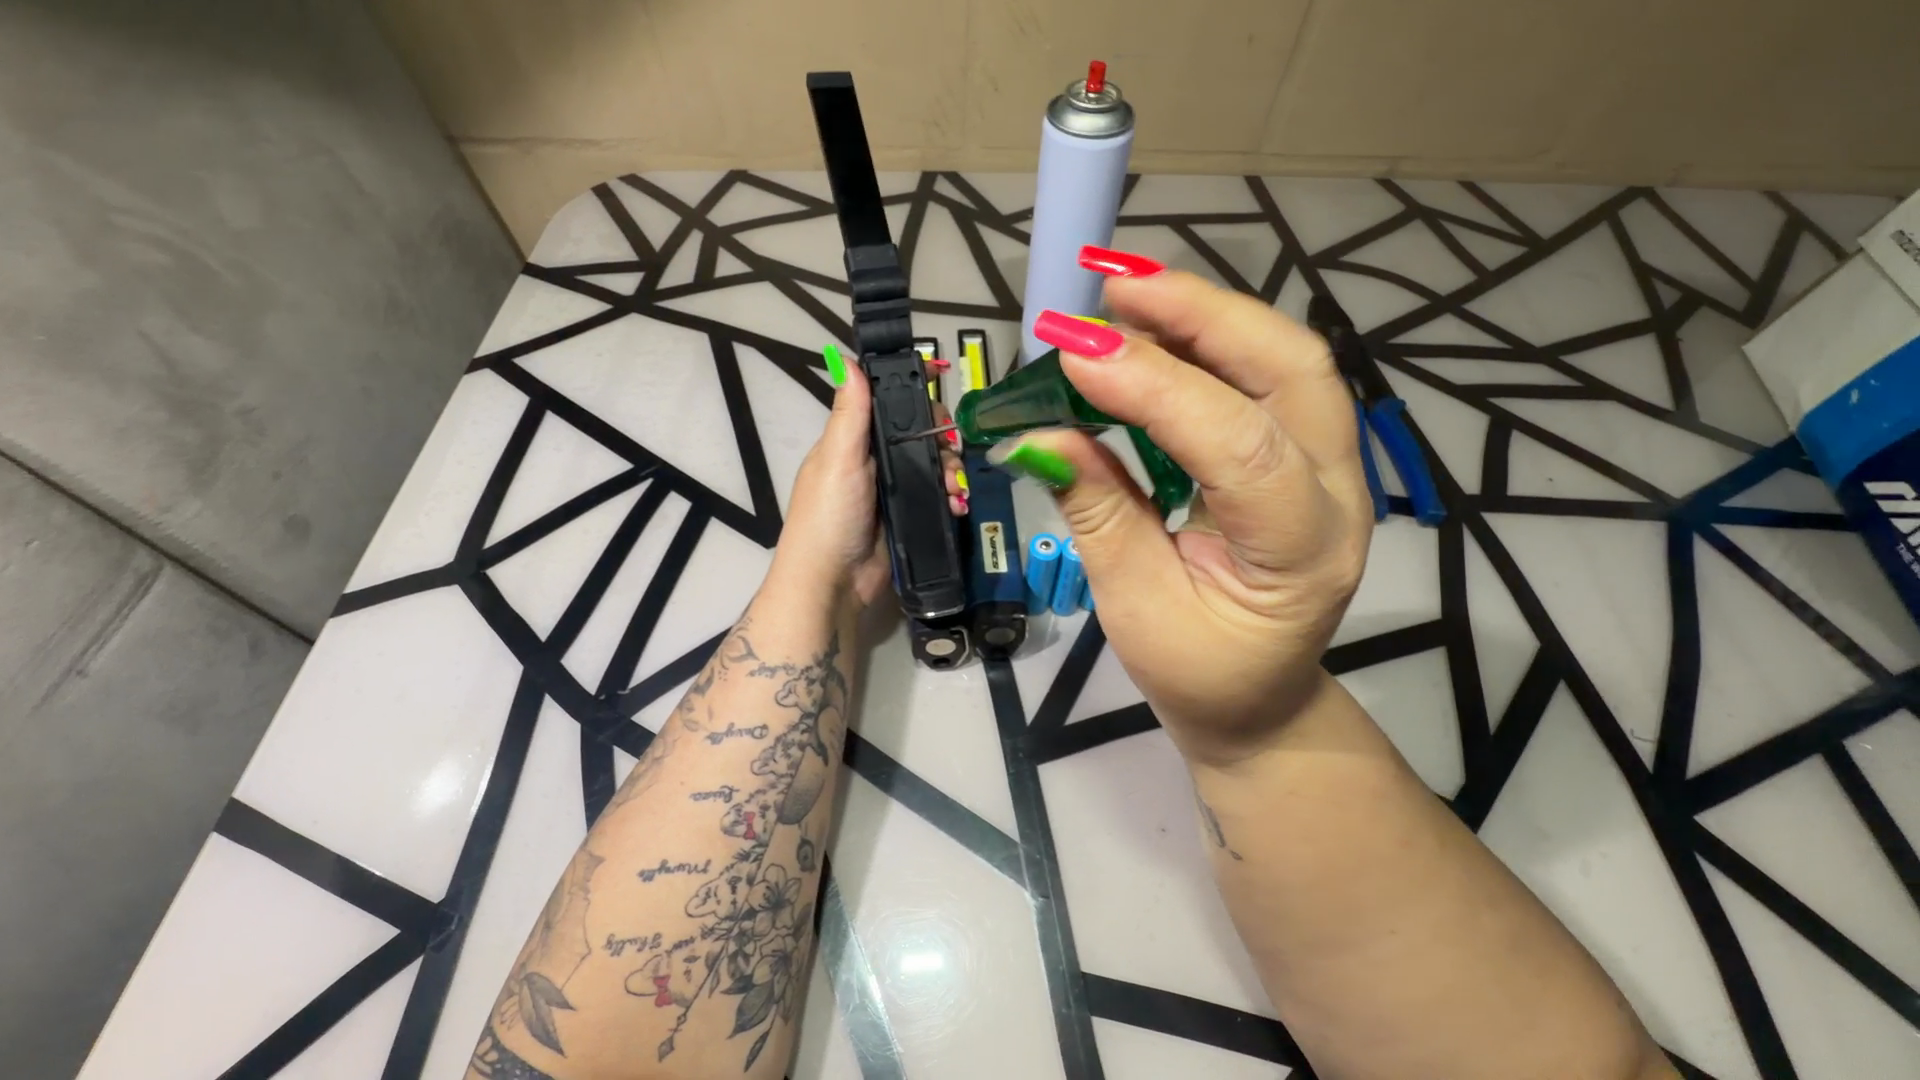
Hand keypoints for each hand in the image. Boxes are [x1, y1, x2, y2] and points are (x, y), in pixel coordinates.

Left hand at [770, 365, 964, 610]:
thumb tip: (846, 358)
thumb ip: (849, 413)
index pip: (889, 405)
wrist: (833, 583)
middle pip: (919, 435)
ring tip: (955, 488)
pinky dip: (952, 498)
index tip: (941, 384)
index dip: (915, 394)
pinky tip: (957, 506)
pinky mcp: (908, 518)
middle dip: (942, 438)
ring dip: (952, 471)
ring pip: (934, 466)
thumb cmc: (829, 515)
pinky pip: (937, 498)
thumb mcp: (837, 458)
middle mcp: (873, 462)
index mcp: (851, 442)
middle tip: (952, 450)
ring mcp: (892, 492)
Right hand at [1011, 269, 1373, 766]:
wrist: (1259, 700)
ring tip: (1122, 291)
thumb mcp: (1136, 607)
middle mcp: (1338, 493)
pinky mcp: (1305, 452)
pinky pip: (1268, 375)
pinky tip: (1152, 326)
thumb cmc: (1198, 672)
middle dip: (1201, 315)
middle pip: (1292, 369)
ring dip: (1206, 314)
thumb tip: (1038, 433)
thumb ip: (1096, 512)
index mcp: (1302, 552)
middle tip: (1111, 289)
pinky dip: (1209, 339)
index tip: (1074, 352)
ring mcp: (1333, 466)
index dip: (1156, 389)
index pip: (1239, 448)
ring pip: (1288, 358)